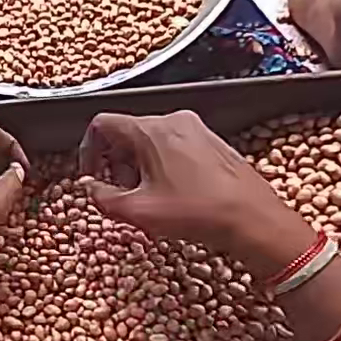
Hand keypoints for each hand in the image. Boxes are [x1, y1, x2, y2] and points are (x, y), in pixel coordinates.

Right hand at [77, 110, 316, 275]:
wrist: (252, 219)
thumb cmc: (196, 213)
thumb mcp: (136, 211)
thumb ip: (101, 197)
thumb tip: (88, 187)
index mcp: (150, 131)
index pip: (101, 124)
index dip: (88, 151)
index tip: (92, 176)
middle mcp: (174, 121)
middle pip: (126, 134)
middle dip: (115, 164)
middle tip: (121, 193)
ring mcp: (196, 130)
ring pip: (150, 141)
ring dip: (138, 168)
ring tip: (147, 198)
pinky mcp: (211, 143)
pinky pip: (173, 146)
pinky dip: (161, 167)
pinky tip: (171, 195)